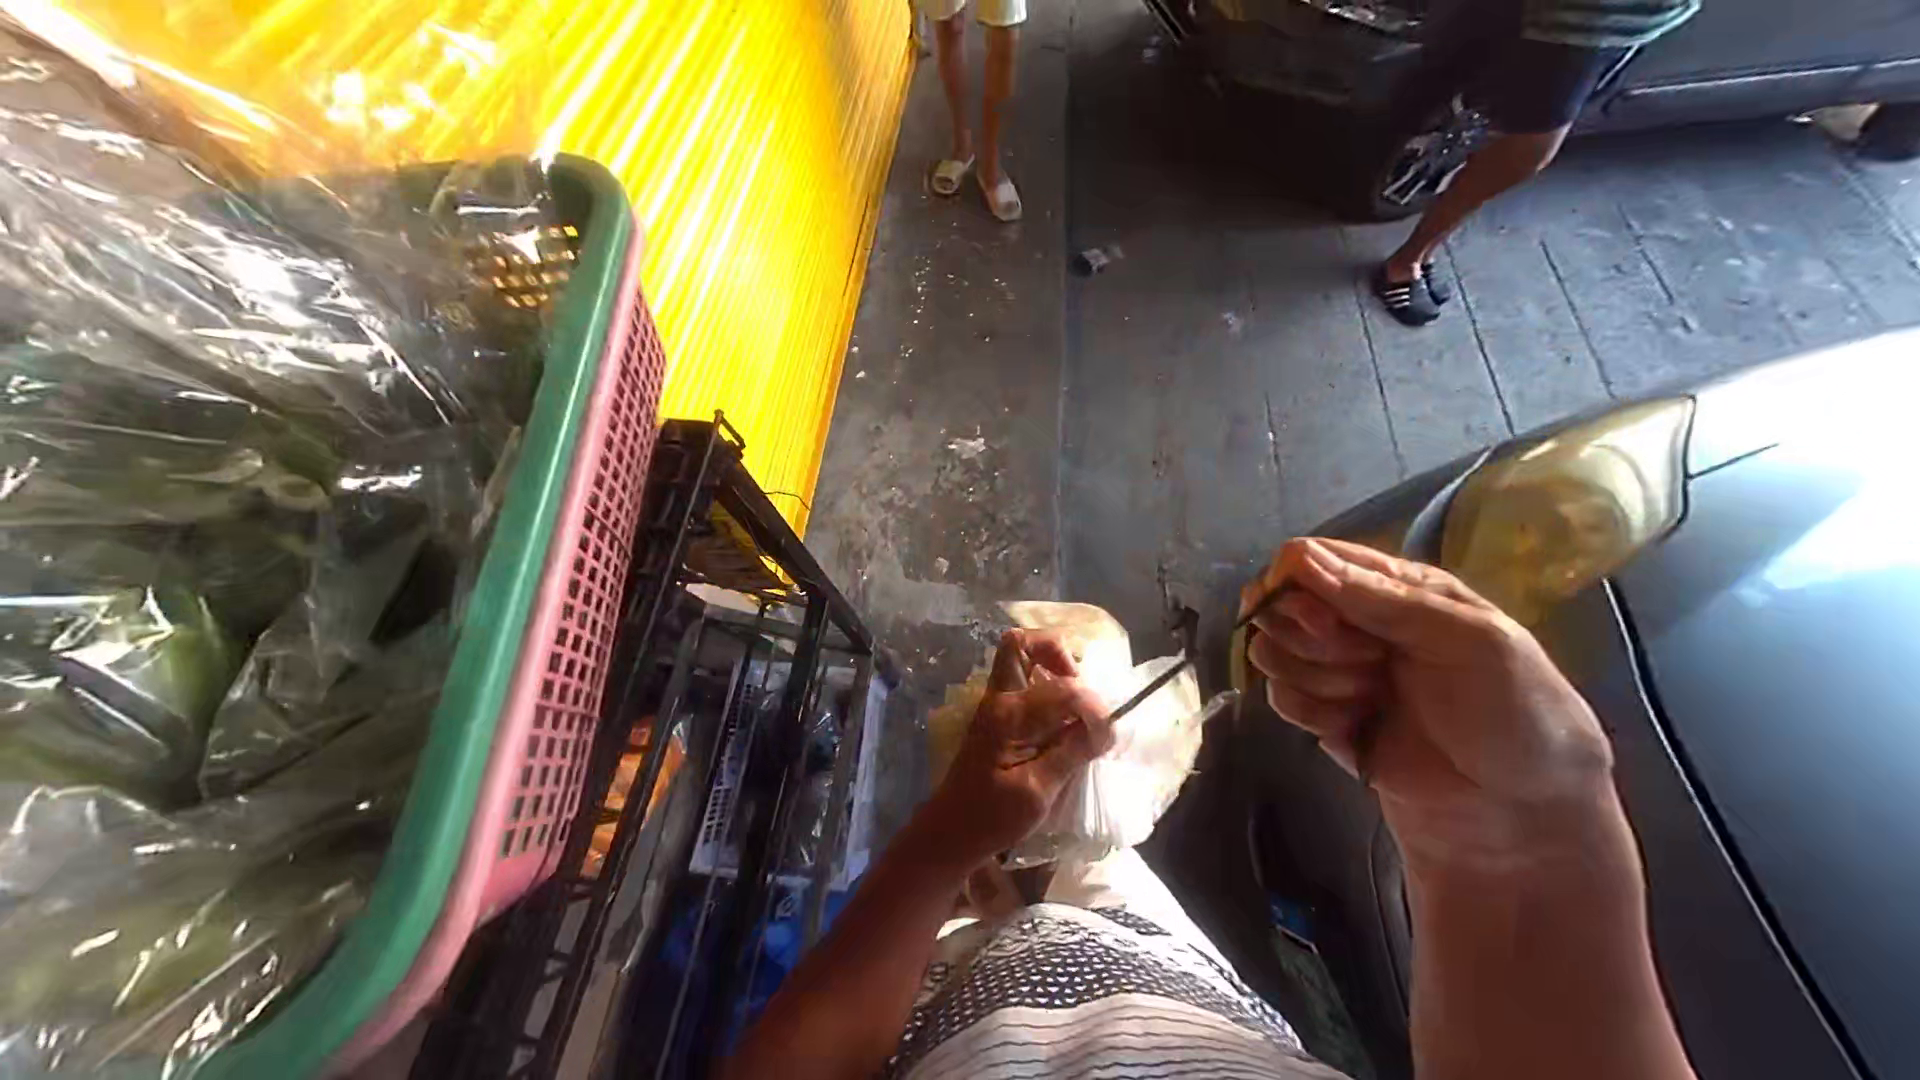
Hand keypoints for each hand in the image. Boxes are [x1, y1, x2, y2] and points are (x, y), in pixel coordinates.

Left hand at [918, 629, 1113, 866]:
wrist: (952, 831)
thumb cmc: (993, 817)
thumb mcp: (1039, 792)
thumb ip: (1072, 752)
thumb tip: (1107, 725)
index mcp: (1007, 715)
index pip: (1062, 689)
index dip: (1093, 708)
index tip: (1105, 737)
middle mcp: (999, 697)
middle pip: (1022, 642)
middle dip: (1060, 653)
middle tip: (1083, 691)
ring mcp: (997, 702)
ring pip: (1022, 655)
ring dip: (1056, 665)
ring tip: (1079, 703)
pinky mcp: (1001, 713)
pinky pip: (1026, 679)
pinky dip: (1050, 683)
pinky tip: (1068, 717)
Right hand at [1243, 538, 1616, 871]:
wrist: (1517, 808)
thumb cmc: (1512, 706)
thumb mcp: (1468, 637)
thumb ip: (1381, 597)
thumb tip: (1297, 558)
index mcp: (1387, 587)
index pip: (1304, 560)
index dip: (1294, 586)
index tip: (1324, 621)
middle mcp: (1348, 619)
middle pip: (1275, 605)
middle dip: (1308, 638)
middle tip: (1366, 662)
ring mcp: (1328, 666)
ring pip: (1268, 651)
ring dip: (1316, 678)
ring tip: (1371, 697)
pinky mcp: (1316, 711)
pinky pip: (1278, 696)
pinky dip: (1313, 712)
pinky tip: (1354, 726)